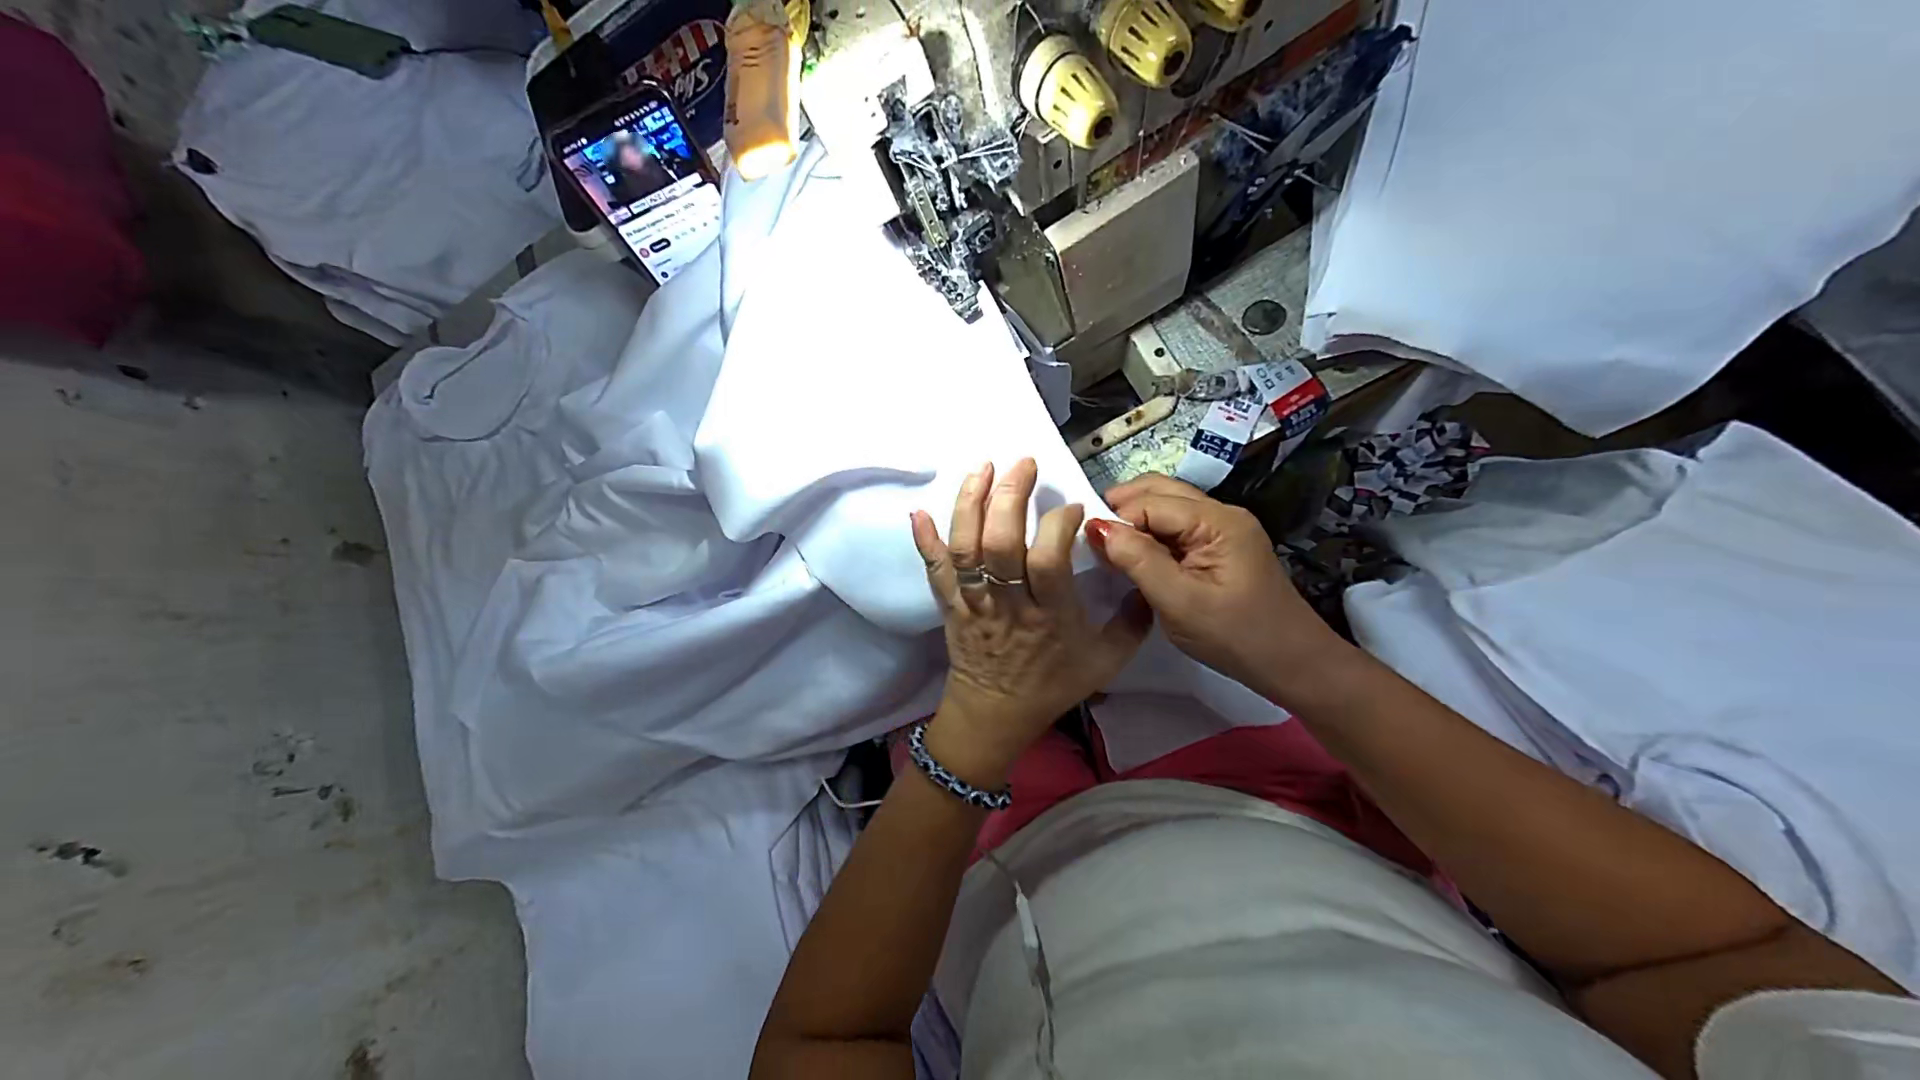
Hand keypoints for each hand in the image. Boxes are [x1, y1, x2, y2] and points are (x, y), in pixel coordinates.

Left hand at [911, 458, 1152, 787]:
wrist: (996, 715)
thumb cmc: (1052, 685)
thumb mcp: (1106, 661)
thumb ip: (1132, 620)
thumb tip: (1148, 578)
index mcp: (1050, 616)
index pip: (1048, 560)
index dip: (1058, 525)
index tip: (1071, 508)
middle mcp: (1009, 604)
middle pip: (1000, 544)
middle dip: (1009, 497)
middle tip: (1022, 464)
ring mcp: (974, 604)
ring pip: (965, 550)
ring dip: (970, 505)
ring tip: (982, 468)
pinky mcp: (950, 606)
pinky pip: (934, 572)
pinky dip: (924, 542)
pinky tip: (919, 511)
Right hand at [1088, 473, 1348, 704]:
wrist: (1292, 664)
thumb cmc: (1236, 636)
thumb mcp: (1179, 601)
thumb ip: (1138, 560)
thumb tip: (1097, 526)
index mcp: (1217, 521)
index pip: (1150, 502)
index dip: (1116, 519)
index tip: (1088, 546)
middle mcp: (1221, 514)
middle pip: (1159, 492)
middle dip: (1122, 508)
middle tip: (1092, 540)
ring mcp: (1223, 529)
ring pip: (1167, 508)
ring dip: (1136, 522)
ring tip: (1110, 549)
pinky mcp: (1221, 547)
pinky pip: (1177, 528)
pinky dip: (1151, 536)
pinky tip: (1136, 558)